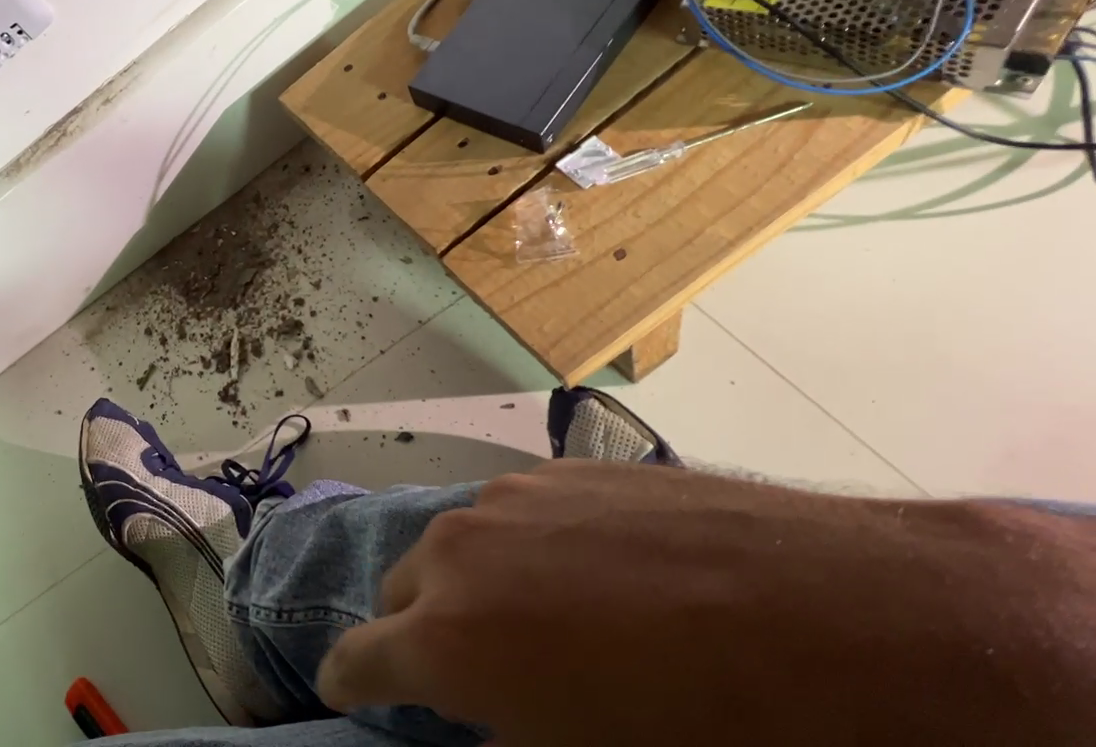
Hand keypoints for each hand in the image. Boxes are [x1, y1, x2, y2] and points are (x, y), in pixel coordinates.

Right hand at [316, 461, 1095, 745]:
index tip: (353, 692)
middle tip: (479, 667)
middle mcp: (456, 551)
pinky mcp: (562, 468)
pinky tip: (602, 573)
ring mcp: (508, 498)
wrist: (839, 619)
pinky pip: (515, 515)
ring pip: (457, 547)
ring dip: (476, 583)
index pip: (354, 660)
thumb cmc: (702, 727)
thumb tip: (482, 721)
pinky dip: (526, 546)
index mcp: (447, 637)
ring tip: (552, 616)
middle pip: (399, 592)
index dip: (348, 684)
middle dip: (420, 630)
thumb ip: (499, 735)